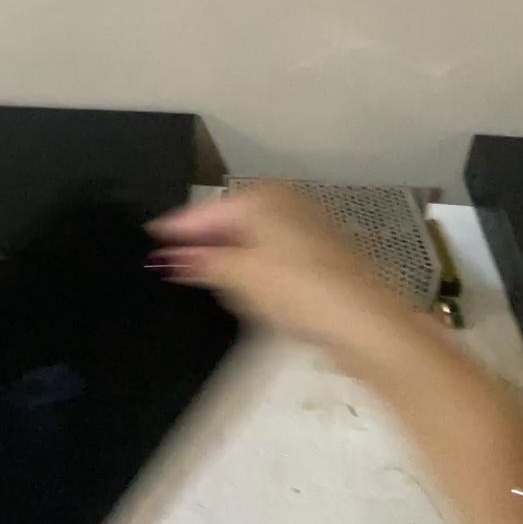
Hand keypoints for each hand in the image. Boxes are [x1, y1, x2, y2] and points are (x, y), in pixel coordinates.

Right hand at [149, 183, 428, 360]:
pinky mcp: (320, 256)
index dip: (178, 231)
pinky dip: (258, 274)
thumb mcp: (241, 276)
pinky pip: (273, 259)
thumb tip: (172, 257)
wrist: (371, 327)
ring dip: (231, 264)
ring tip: (220, 289)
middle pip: (229, 223)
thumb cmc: (306, 291)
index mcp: (263, 196)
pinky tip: (256, 297)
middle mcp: (286, 203)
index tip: (152, 243)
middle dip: (206, 247)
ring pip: (251, 243)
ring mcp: (306, 228)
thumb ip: (202, 262)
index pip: (207, 211)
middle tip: (179, 270)